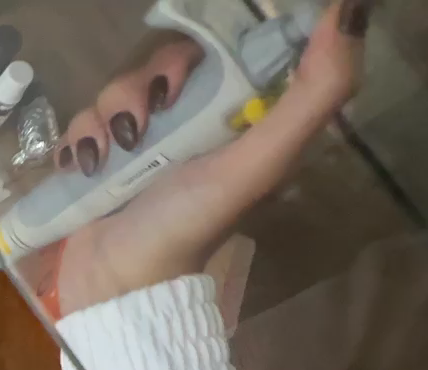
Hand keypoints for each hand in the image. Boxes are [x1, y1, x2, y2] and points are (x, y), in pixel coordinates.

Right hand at [56, 0, 372, 314]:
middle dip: (140, 88)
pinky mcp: (90, 168)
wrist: (116, 284)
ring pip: (111, 96)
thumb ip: (315, 93)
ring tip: (106, 158)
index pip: (215, 52)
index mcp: (225, 119)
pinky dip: (74, 144)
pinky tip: (83, 168)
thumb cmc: (186, 227)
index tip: (183, 78)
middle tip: (141, 124)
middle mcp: (179, 127)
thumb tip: (353, 6)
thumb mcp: (260, 164)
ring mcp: (129, 149)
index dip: (198, 51)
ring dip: (102, 121)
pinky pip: (77, 130)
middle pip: (155, 68)